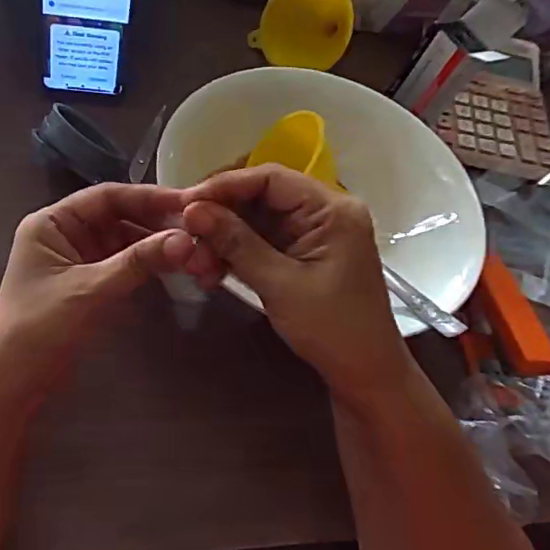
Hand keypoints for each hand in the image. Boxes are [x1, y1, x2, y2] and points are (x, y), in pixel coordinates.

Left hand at [0, 183, 196, 392]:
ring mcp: (77, 259)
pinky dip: (147, 265)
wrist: (12, 381)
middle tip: (200, 230)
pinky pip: (123, 264)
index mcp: (52, 222)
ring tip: (195, 251)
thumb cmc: (38, 327)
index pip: (107, 197)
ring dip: (156, 245)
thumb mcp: (88, 290)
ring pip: (125, 241)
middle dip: (157, 224)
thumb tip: (186, 240)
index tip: (188, 204)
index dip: (148, 197)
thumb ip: (137, 262)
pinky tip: (175, 268)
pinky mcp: (88, 284)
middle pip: (119, 217)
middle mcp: (64, 234)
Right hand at [181, 165, 405, 395]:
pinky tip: (210, 268)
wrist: (365, 372)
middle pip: (259, 194)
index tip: (186, 203)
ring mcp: (310, 232)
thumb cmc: (332, 328)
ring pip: (253, 218)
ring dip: (221, 236)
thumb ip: (236, 242)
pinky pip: (258, 239)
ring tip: (195, 260)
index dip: (224, 185)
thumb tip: (192, 210)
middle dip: (219, 213)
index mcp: (331, 209)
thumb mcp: (279, 284)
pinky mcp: (299, 252)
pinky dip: (233, 251)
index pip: (270, 177)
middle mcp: (323, 211)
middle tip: (184, 231)